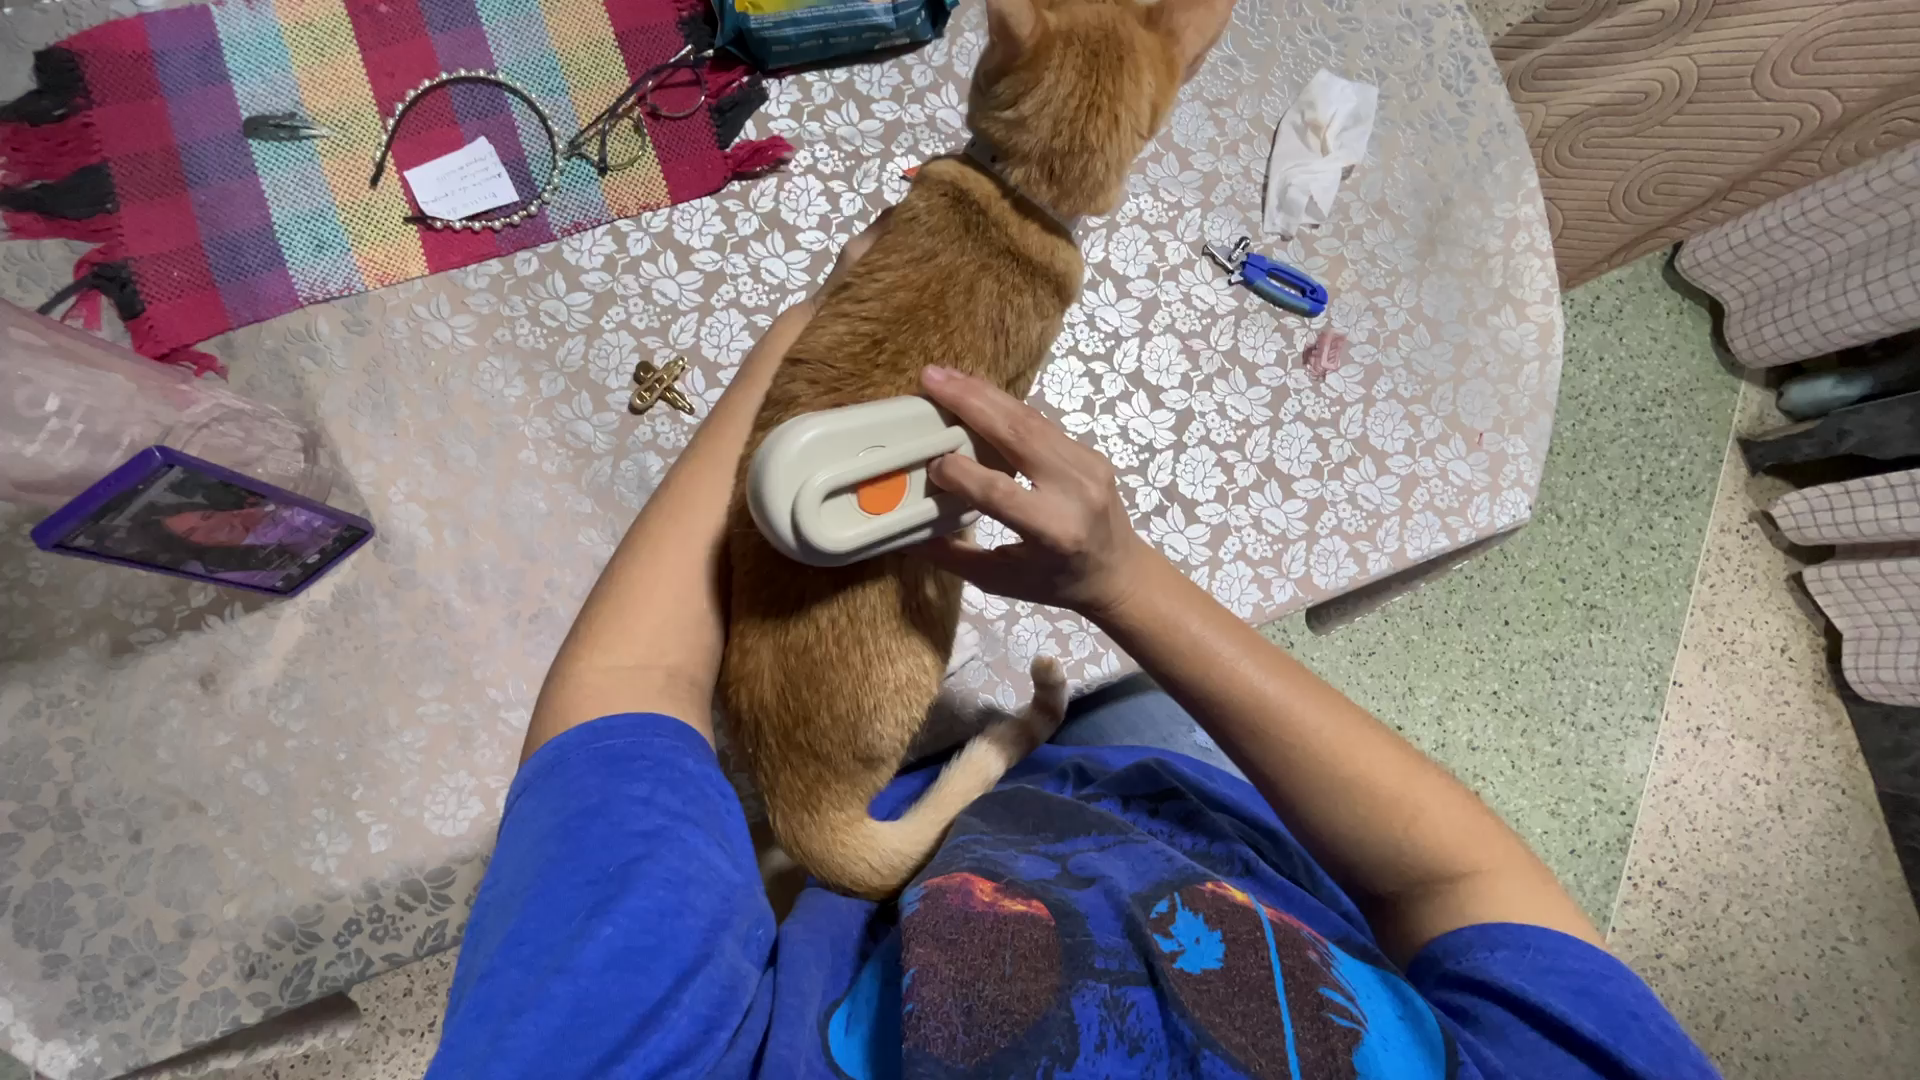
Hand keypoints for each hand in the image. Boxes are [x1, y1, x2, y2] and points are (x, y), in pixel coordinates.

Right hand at [915, 365, 1155, 618]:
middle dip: (971, 403)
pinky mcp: (1089, 451)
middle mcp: (1075, 490)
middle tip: (930, 379)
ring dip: (985, 394)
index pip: (1000, 490)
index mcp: (1053, 530)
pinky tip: (977, 392)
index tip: (931, 464)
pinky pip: (1041, 423)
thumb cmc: (1055, 583)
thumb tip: (903, 535)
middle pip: (1018, 435)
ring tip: (945, 376)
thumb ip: (951, 556)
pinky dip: (1005, 406)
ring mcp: (1087, 465)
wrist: (1120, 573)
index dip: (961, 473)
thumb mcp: (1000, 580)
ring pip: (1030, 419)